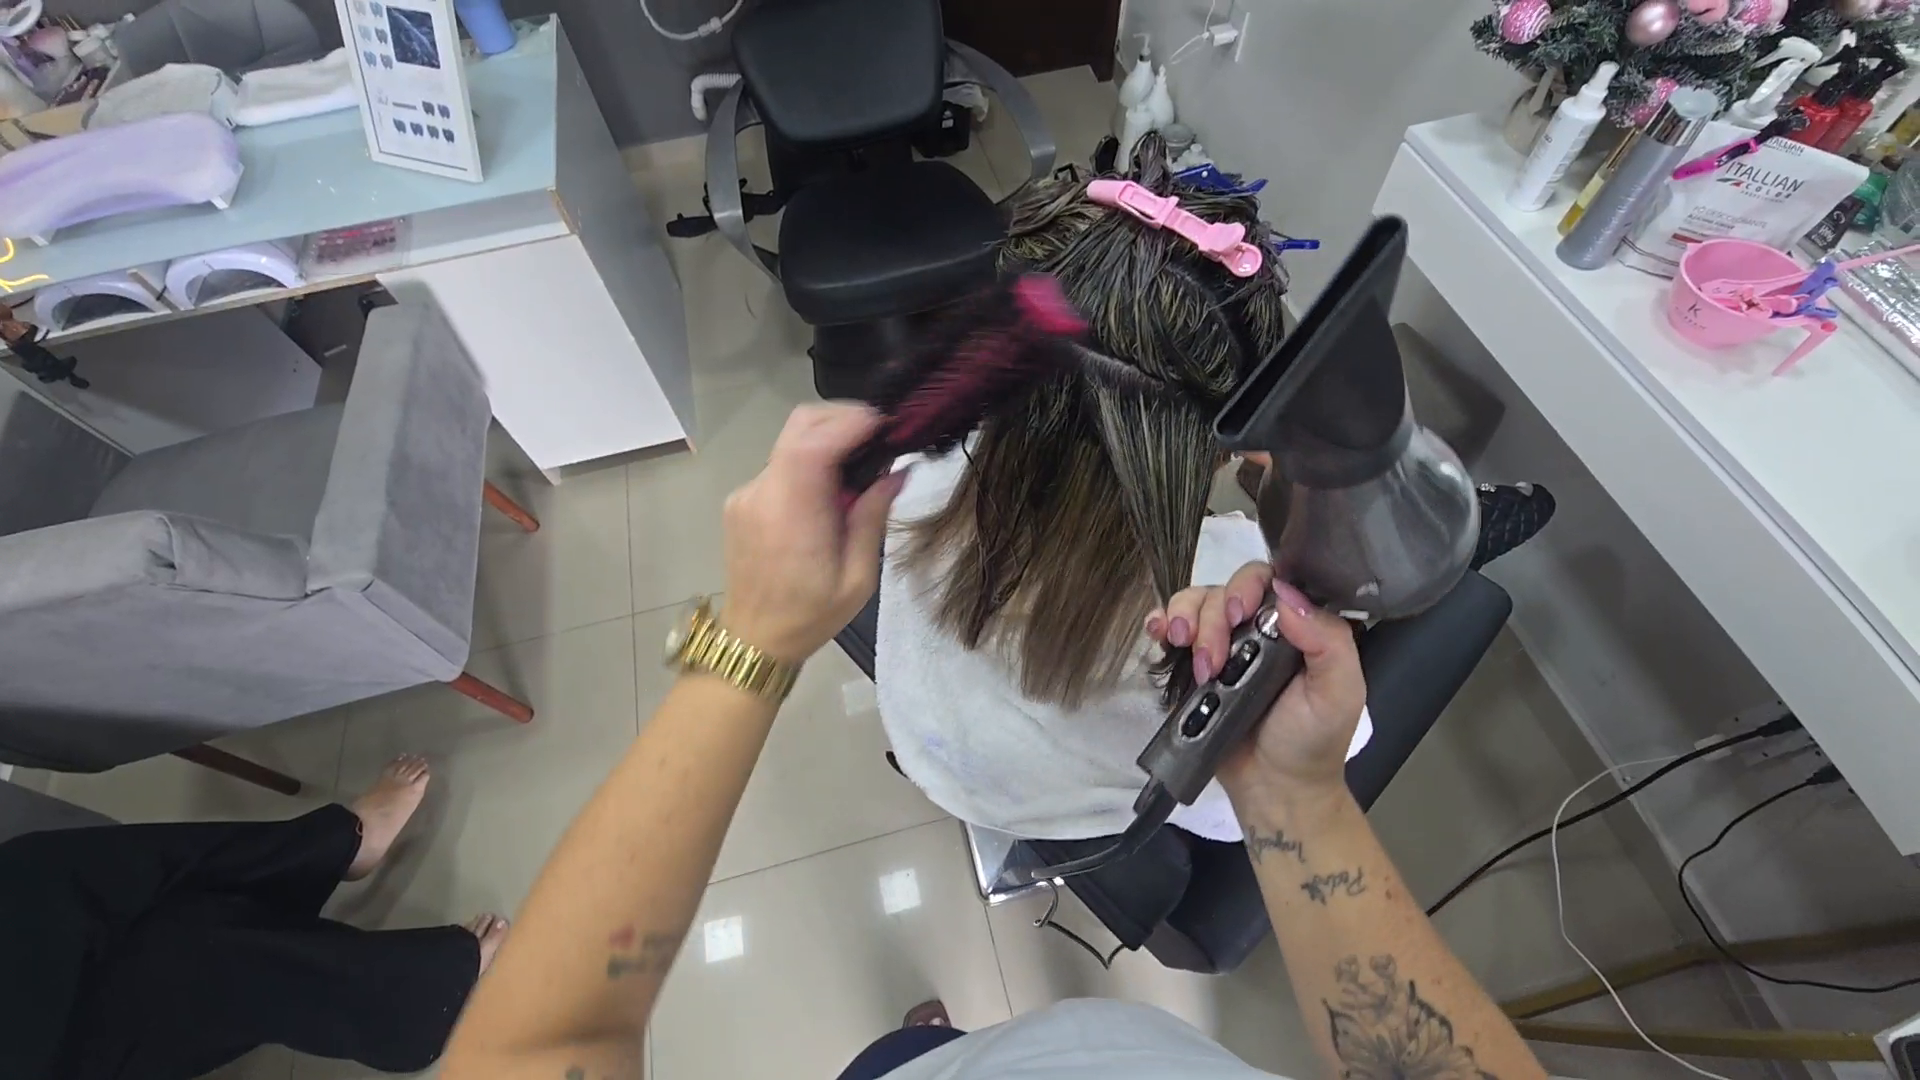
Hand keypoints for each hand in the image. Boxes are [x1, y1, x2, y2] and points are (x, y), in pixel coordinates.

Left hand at [718, 405, 906, 664]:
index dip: (851, 421)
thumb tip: (897, 472)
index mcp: (792, 514)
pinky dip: (809, 466)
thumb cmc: (811, 616)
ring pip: (791, 443)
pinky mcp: (741, 500)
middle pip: (799, 426)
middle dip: (842, 418)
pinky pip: (781, 467)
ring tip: (857, 477)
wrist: (754, 640)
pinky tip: (828, 497)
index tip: (885, 424)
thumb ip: (872, 518)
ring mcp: (747, 494)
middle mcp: (762, 493)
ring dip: (827, 446)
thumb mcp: (858, 577)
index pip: (814, 442)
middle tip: (878, 439)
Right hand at [1147, 561, 1365, 802]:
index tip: (1240, 617)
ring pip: (1193, 602)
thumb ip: (1327, 641)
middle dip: (1211, 620)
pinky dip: (1158, 621)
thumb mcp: (1339, 692)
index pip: (1267, 580)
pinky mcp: (1190, 662)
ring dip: (1182, 618)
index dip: (1246, 587)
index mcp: (1295, 625)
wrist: (1272, 788)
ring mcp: (1221, 643)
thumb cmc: (1311, 741)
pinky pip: (1169, 626)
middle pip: (1222, 591)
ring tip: (1180, 647)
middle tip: (1211, 663)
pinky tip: (1156, 632)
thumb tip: (1285, 595)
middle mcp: (1256, 626)